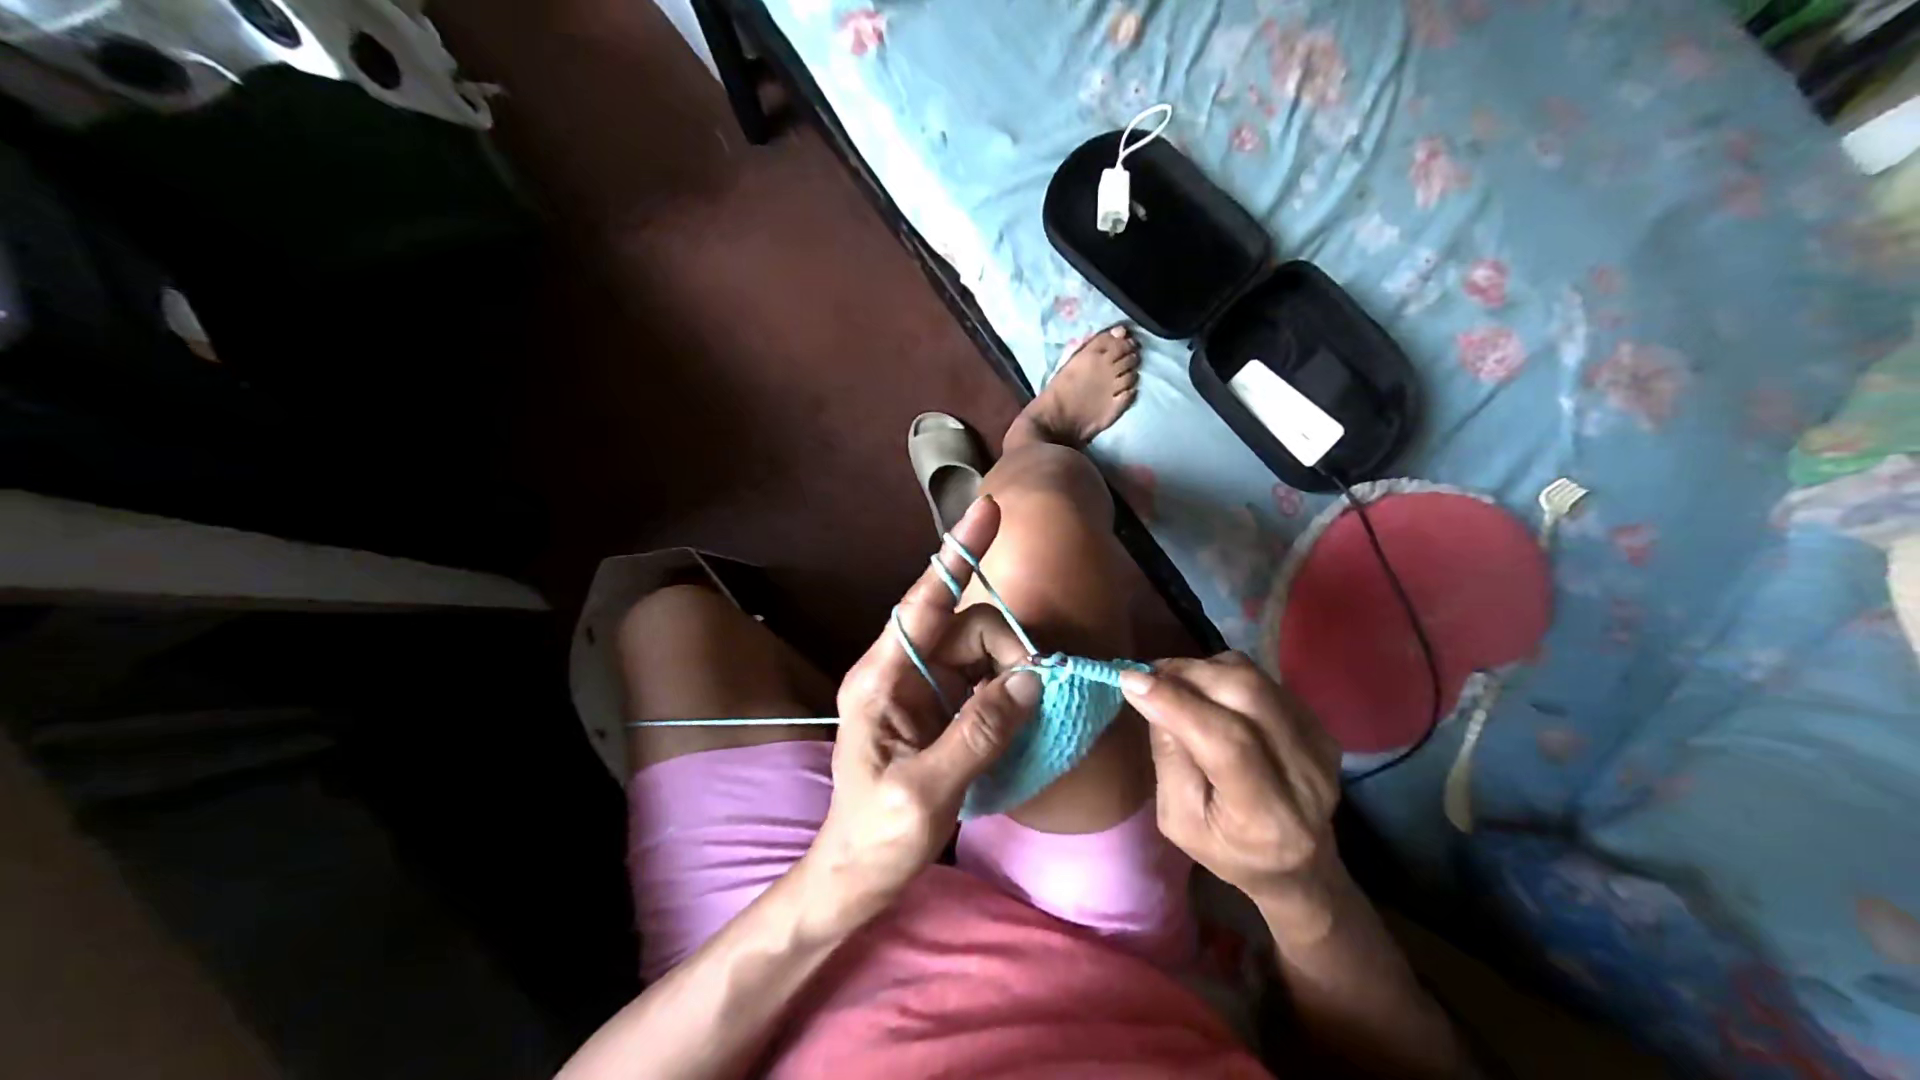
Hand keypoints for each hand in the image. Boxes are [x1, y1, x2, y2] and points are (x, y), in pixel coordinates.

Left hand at [799, 496, 1037, 933]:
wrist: (854, 873)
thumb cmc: (878, 836)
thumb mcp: (927, 790)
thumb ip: (979, 731)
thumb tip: (1030, 680)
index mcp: (879, 680)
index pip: (923, 602)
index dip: (957, 554)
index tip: (988, 509)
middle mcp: (895, 670)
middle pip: (964, 627)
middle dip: (1006, 650)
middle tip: (1032, 699)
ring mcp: (914, 687)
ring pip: (976, 650)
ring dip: (1008, 671)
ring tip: (1025, 714)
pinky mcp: (932, 705)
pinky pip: (977, 676)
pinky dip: (1003, 687)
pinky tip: (1017, 713)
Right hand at [1120, 652, 1345, 938]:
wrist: (1297, 866)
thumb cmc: (1227, 848)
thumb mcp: (1179, 820)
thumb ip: (1169, 758)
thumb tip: (1152, 694)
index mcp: (1266, 817)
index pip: (1226, 743)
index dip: (1176, 703)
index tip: (1131, 678)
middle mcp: (1305, 777)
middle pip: (1247, 696)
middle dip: (1188, 674)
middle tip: (1149, 673)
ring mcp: (1320, 748)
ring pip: (1255, 680)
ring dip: (1204, 669)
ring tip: (1174, 680)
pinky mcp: (1321, 728)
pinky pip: (1264, 680)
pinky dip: (1225, 674)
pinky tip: (1206, 692)